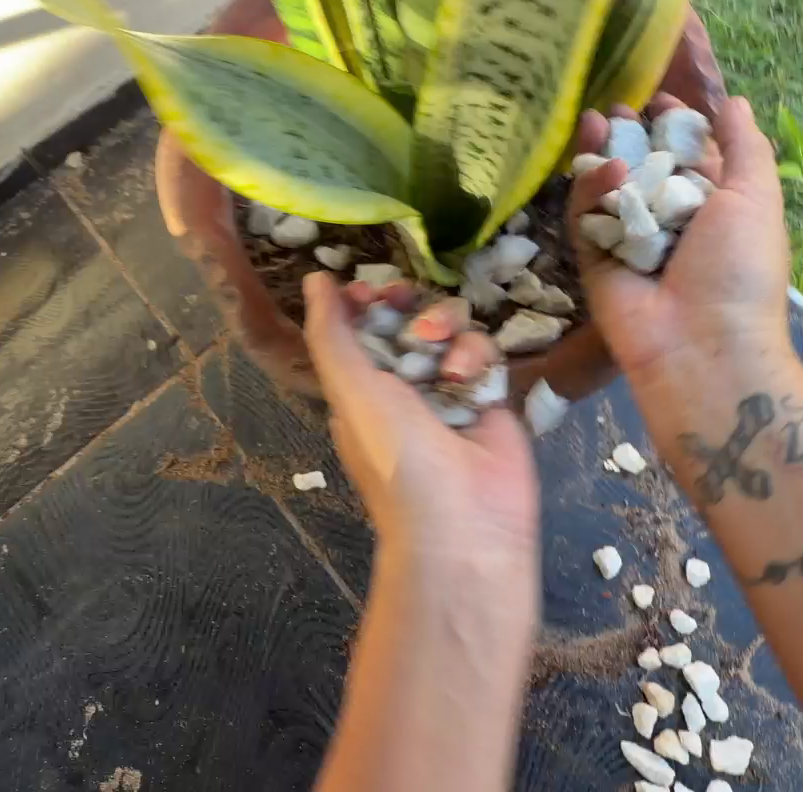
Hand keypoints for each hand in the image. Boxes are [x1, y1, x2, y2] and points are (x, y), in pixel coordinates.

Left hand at [301, 273, 538, 578]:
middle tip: (404, 304)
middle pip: (407, 315)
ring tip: (437, 351)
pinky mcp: (488, 393)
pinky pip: (483, 349)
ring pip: (448, 325)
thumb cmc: (394, 456)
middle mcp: (402, 382)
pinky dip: (474, 356)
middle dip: (406, 304)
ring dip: (441, 326)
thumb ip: (329, 333)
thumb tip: (314, 279)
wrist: (462, 523)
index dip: (363, 300)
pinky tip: (466, 381)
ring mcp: (447, 386)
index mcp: (360, 384)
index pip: (360, 325)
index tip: (369, 291)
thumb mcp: (349, 391)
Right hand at [568, 95, 792, 385]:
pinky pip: (585, 217)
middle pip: (641, 167)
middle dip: (628, 135)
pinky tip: (607, 169)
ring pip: (607, 188)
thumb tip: (733, 101)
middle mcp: (667, 220)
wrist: (701, 341)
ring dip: (603, 153)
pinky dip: (593, 191)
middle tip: (615, 109)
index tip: (657, 99)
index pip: (685, 157)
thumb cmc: (739, 267)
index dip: (672, 126)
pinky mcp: (593, 258)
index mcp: (711, 206)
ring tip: (597, 122)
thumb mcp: (756, 197)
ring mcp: (627, 239)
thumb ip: (743, 146)